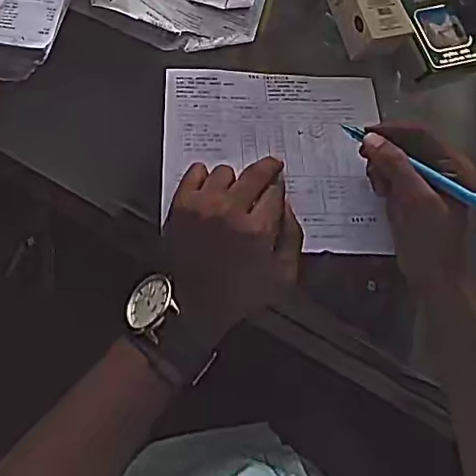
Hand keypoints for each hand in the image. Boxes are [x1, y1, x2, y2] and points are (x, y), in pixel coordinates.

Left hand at [163, 155, 303, 343]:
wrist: (192, 305)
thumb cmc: (238, 295)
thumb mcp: (282, 277)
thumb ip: (293, 237)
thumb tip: (286, 205)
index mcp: (257, 229)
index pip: (275, 190)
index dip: (278, 189)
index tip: (277, 190)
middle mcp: (230, 211)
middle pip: (255, 173)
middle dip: (267, 170)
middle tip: (270, 170)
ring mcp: (204, 205)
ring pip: (226, 172)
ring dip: (233, 181)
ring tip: (233, 194)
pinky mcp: (182, 204)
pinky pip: (197, 172)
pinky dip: (205, 176)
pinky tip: (210, 189)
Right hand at [359, 124, 475, 299]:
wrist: (439, 287)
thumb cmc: (434, 245)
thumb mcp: (414, 201)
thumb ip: (396, 165)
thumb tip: (372, 138)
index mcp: (455, 167)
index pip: (421, 135)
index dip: (392, 131)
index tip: (365, 134)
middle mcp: (446, 171)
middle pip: (410, 146)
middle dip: (386, 151)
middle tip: (365, 160)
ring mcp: (432, 185)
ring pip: (400, 161)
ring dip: (384, 167)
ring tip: (378, 185)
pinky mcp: (419, 198)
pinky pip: (398, 177)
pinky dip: (385, 180)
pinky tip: (381, 193)